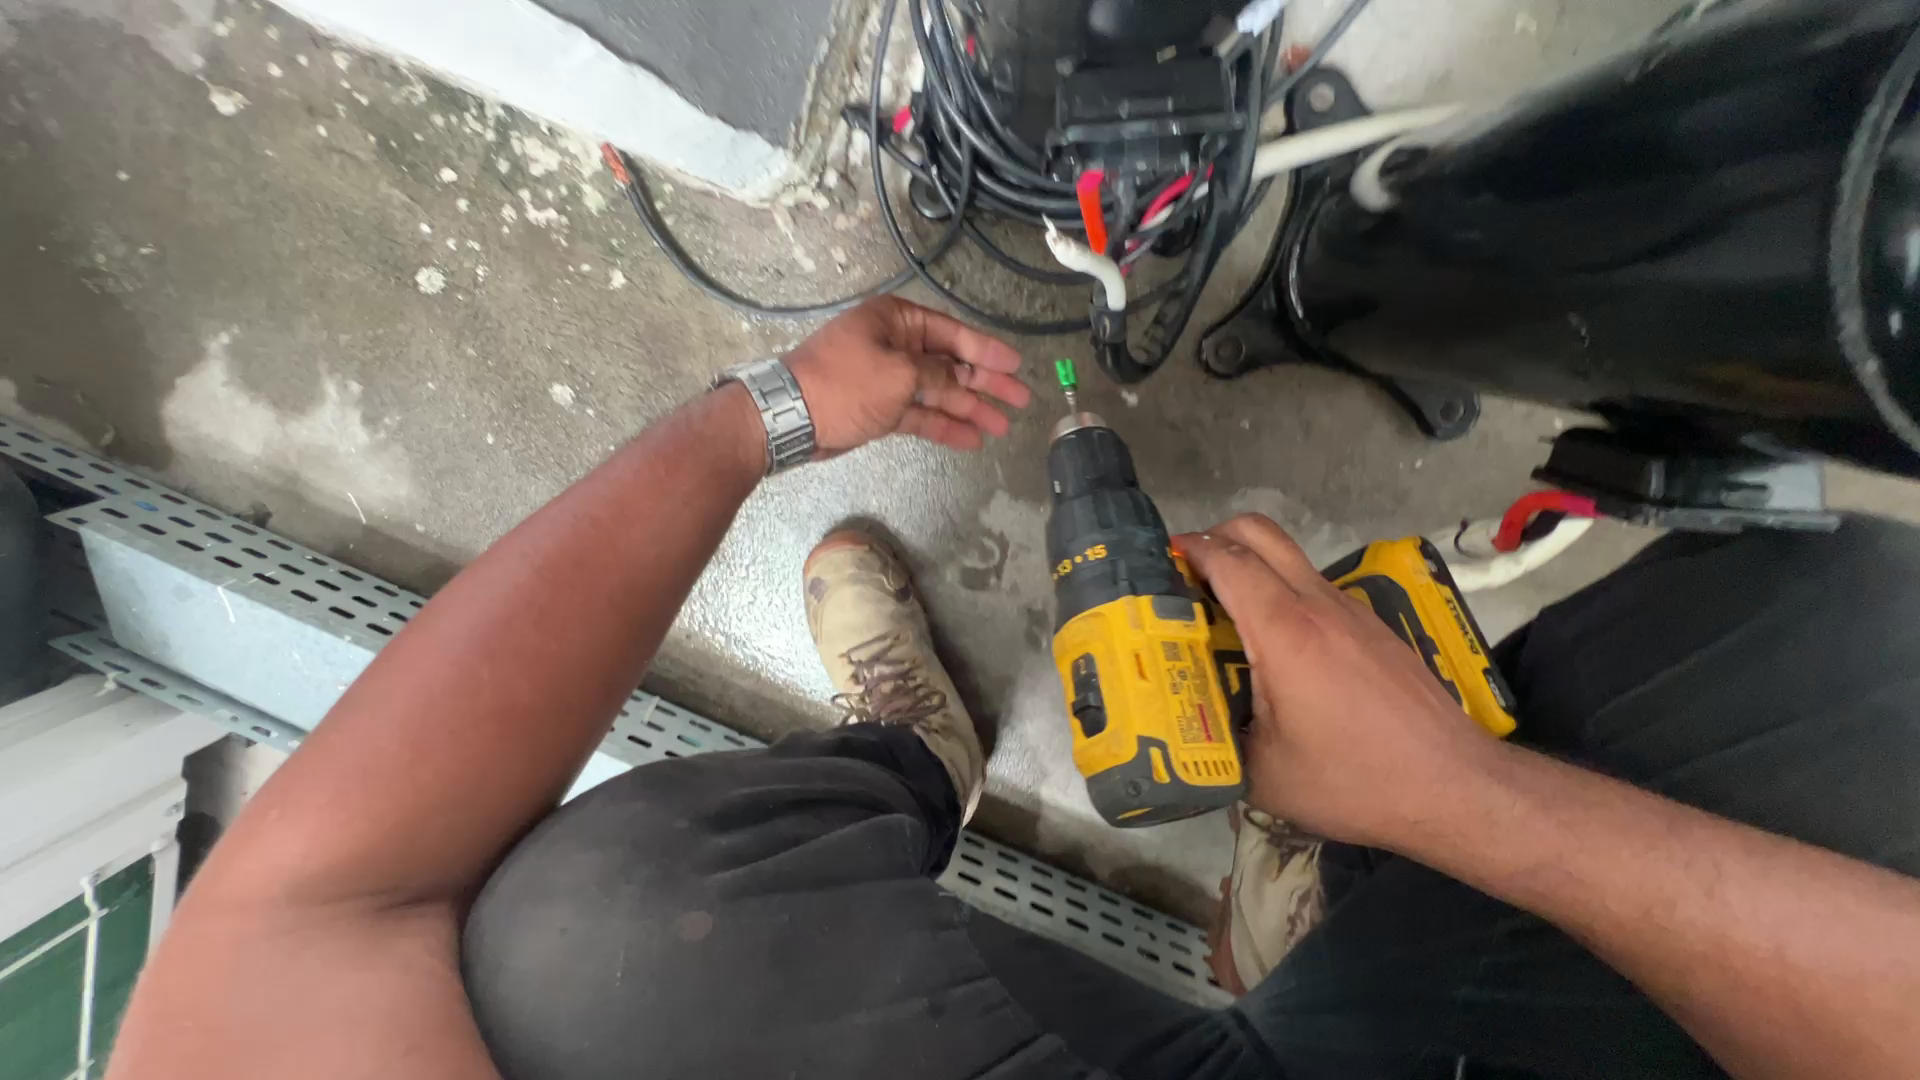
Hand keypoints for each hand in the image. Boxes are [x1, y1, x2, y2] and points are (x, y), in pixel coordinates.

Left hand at [783, 297, 1031, 454]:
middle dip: (985, 384)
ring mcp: (889, 379)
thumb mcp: (899, 373)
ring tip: (1002, 427)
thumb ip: (938, 374)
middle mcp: (896, 345)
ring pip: (939, 392)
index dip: (988, 352)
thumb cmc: (845, 383)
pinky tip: (971, 438)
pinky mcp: (882, 408)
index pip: (953, 334)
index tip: (1017, 366)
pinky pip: (921, 414)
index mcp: (898, 321)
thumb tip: (962, 378)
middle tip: (1020, 400)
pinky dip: (943, 425)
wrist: (790, 418)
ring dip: (969, 409)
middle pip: (951, 364)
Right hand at [1177, 515, 1496, 848]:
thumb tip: (1188, 724)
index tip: (1158, 560)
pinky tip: (1270, 641)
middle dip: (1215, 537)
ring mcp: (1349, 610)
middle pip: (1259, 532)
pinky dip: (1278, 589)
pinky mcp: (1370, 626)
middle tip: (1186, 572)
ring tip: (1219, 606)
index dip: (1189, 550)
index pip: (1228, 561)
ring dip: (1248, 562)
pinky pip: (1311, 585)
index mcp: (1284, 631)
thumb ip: (1215, 738)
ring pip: (1288, 556)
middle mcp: (1317, 605)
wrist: (1456, 786)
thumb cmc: (1354, 779)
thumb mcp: (1262, 773)